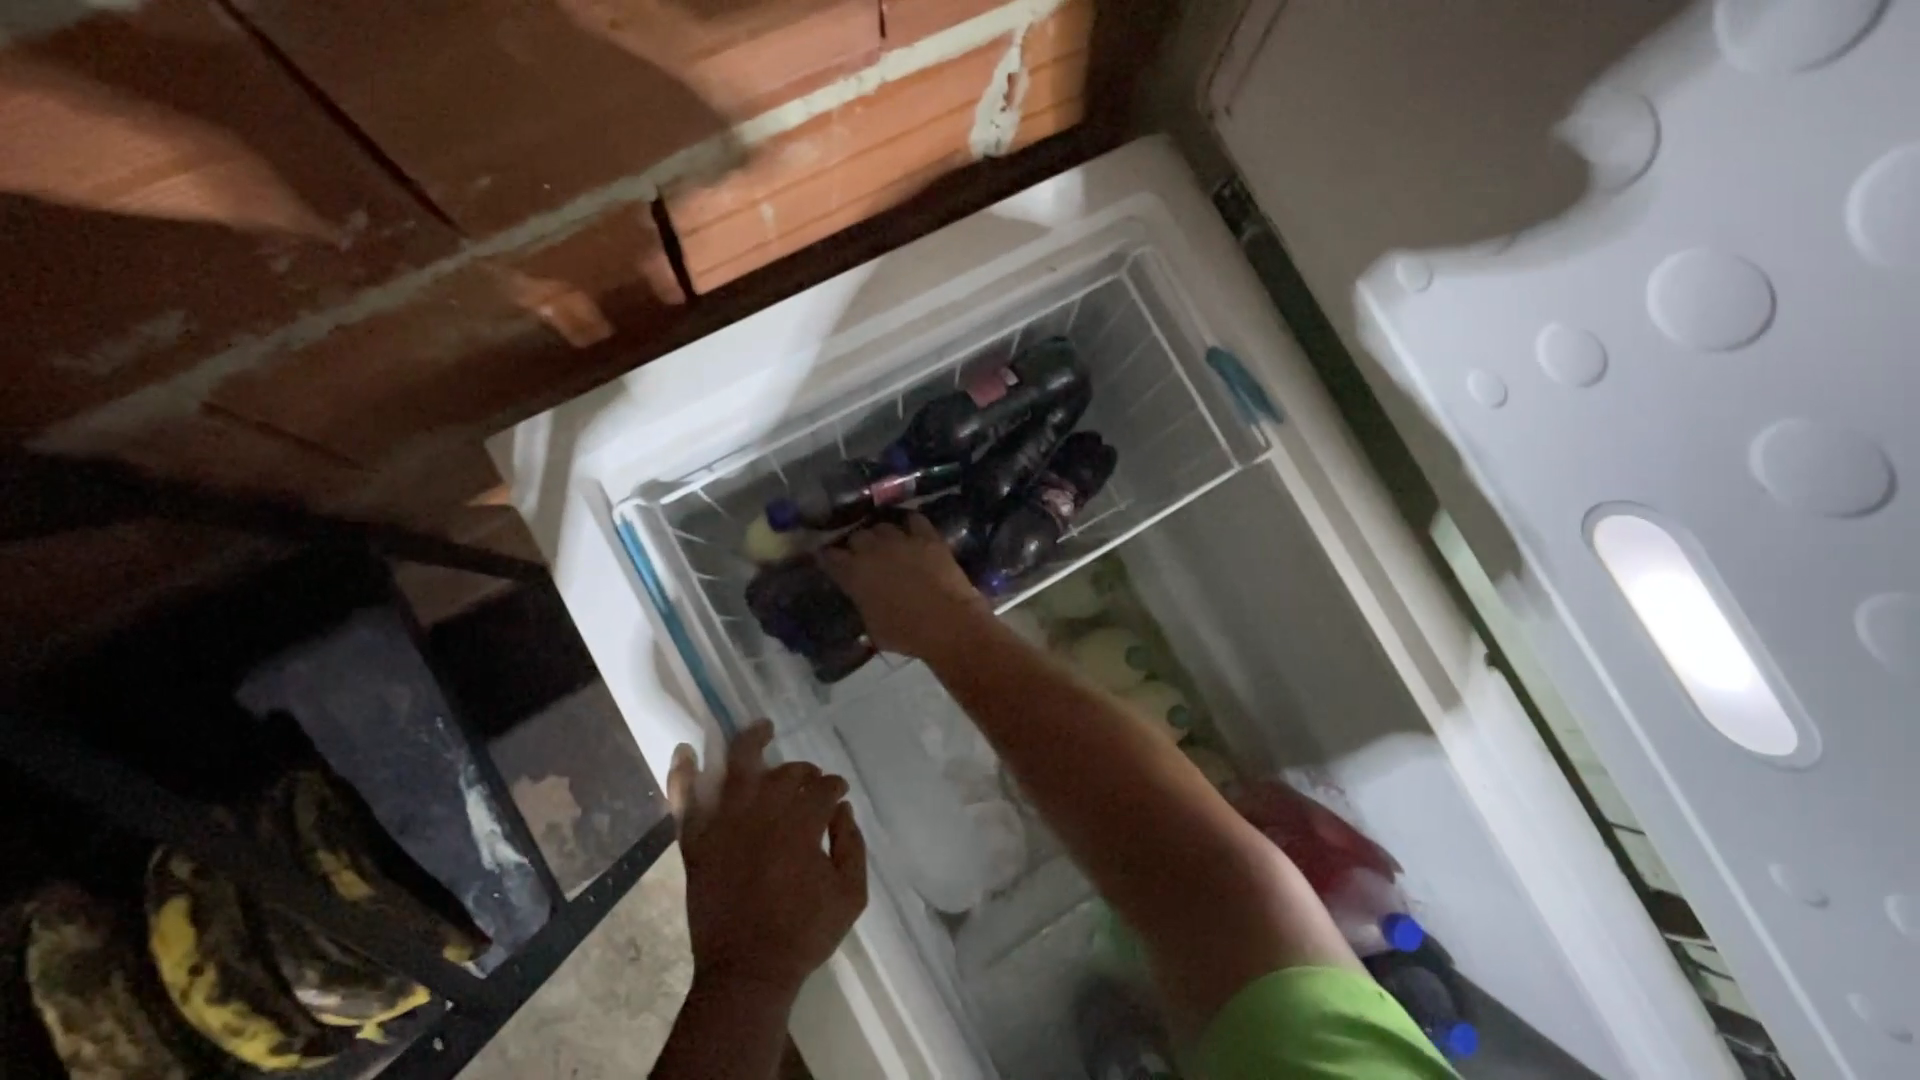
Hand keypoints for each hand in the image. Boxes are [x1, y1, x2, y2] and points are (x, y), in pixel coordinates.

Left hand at [668, 722, 866, 996]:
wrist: (747, 971)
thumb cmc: (803, 934)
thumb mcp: (851, 895)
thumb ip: (853, 845)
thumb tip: (841, 809)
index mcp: (800, 826)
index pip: (822, 789)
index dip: (834, 786)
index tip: (838, 792)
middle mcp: (761, 814)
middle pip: (785, 773)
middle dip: (803, 771)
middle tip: (809, 780)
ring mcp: (723, 824)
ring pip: (735, 767)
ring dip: (750, 741)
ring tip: (761, 727)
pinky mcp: (695, 841)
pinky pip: (683, 799)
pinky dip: (682, 772)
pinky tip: (686, 750)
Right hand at [819, 515, 991, 658]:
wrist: (947, 622)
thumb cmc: (906, 633)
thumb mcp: (873, 628)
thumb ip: (863, 606)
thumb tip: (863, 601)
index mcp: (854, 573)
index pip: (829, 556)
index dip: (827, 557)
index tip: (828, 560)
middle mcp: (873, 550)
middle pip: (856, 535)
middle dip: (855, 543)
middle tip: (860, 554)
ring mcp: (901, 540)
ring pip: (882, 525)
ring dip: (880, 534)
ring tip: (885, 542)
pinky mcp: (928, 537)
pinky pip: (914, 519)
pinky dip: (910, 523)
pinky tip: (910, 530)